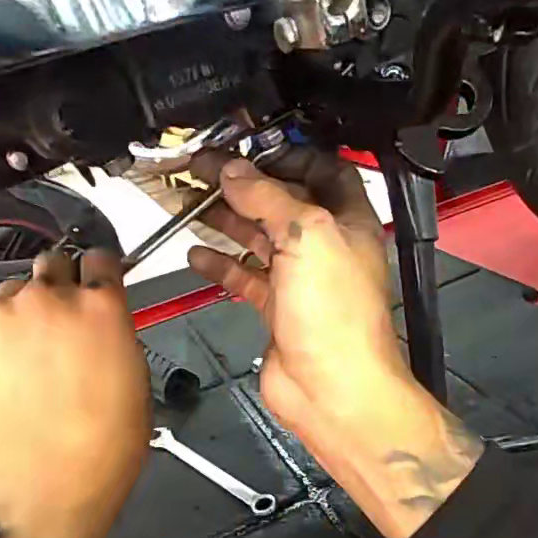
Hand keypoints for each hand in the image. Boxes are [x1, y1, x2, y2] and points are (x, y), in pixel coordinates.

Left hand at [0, 249, 148, 537]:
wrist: (44, 484)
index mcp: (102, 306)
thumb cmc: (102, 444)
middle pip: (50, 266)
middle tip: (54, 330)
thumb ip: (114, 333)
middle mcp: (49, 297)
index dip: (96, 273)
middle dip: (54, 291)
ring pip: (7, 298)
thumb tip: (98, 325)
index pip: (99, 259)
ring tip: (19, 368)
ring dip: (15, 321)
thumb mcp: (134, 376)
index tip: (92, 283)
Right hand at [185, 149, 480, 537]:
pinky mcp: (278, 309)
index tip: (246, 149)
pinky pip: (245, 277)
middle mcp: (326, 247)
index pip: (320, 171)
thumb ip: (269, 197)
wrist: (332, 388)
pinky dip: (221, 264)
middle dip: (242, 185)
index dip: (285, 155)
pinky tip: (197, 255)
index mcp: (347, 222)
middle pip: (281, 203)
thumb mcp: (307, 236)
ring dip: (226, 219)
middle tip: (201, 171)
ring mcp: (301, 280)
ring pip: (259, 238)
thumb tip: (235, 171)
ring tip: (190, 203)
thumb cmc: (336, 316)